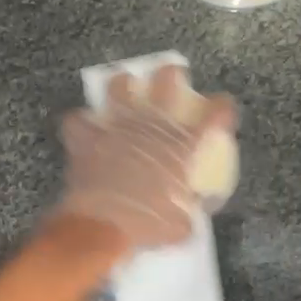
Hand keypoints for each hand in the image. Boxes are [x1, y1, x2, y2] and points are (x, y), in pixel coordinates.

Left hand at [55, 66, 238, 249]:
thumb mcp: (180, 225)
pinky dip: (80, 122)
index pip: (215, 113)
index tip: (221, 110)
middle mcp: (152, 128)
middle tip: (172, 75)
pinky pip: (78, 119)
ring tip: (123, 87)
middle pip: (167, 81)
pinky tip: (83, 127)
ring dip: (122, 84)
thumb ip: (190, 211)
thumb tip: (194, 209)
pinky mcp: (87, 138)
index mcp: (182, 146)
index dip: (221, 108)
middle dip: (172, 74)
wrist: (103, 226)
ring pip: (119, 87)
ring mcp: (117, 128)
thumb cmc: (147, 227)